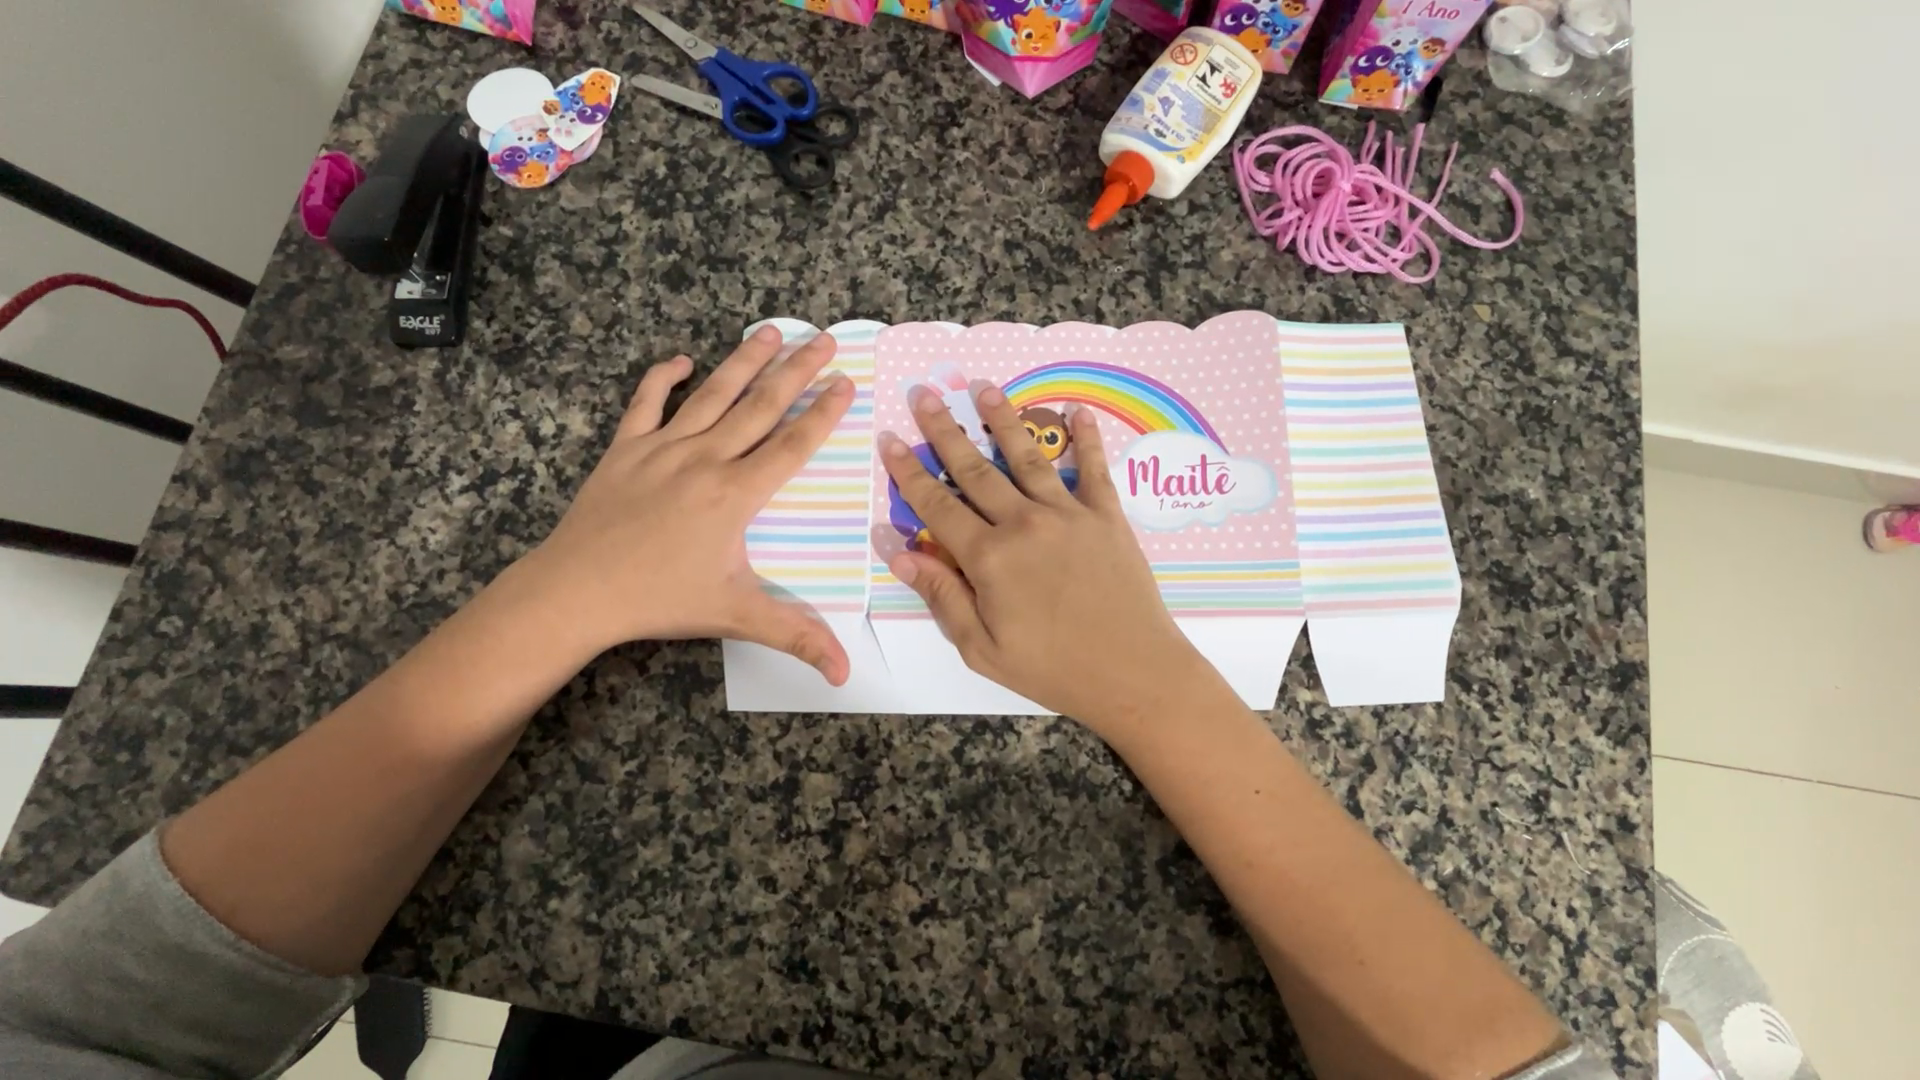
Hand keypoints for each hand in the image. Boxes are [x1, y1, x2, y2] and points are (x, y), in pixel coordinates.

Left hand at [523, 326, 854, 683]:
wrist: (576, 590)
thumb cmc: (659, 600)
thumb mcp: (735, 615)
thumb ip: (794, 634)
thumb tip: (845, 671)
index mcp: (736, 494)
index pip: (792, 445)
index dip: (823, 413)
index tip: (845, 382)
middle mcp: (706, 459)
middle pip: (761, 406)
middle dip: (797, 370)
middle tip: (824, 338)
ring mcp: (662, 448)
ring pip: (712, 394)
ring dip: (744, 361)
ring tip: (770, 331)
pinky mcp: (625, 449)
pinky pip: (646, 403)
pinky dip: (662, 378)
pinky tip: (680, 359)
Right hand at [877, 382, 1230, 734]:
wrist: (1134, 673)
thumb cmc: (1052, 670)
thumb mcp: (981, 648)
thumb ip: (941, 595)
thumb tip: (896, 551)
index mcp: (989, 558)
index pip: (936, 506)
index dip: (908, 473)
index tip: (889, 441)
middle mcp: (1024, 524)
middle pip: (974, 469)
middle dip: (944, 430)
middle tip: (924, 394)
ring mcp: (1068, 515)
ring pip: (1026, 457)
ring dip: (1001, 420)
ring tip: (983, 388)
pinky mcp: (1107, 517)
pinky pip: (1093, 468)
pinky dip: (1086, 438)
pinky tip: (1077, 412)